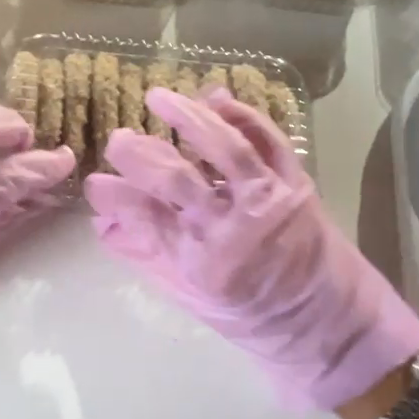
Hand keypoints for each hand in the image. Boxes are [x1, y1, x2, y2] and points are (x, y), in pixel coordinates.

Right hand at [84, 87, 418, 411]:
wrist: (325, 320)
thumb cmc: (251, 316)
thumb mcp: (190, 296)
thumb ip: (147, 257)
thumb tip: (104, 226)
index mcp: (200, 262)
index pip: (145, 218)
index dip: (115, 197)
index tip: (94, 184)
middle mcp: (231, 227)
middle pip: (176, 180)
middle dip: (139, 155)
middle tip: (116, 142)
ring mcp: (266, 199)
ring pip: (224, 147)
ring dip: (187, 117)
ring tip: (157, 98)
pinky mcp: (294, 182)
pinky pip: (268, 139)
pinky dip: (242, 115)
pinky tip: (215, 99)